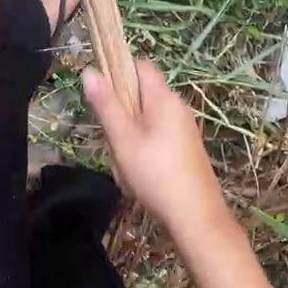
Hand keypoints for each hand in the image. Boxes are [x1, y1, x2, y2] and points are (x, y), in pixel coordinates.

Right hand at [83, 59, 224, 235]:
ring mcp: (184, 129)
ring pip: (148, 116)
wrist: (198, 220)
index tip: (101, 94)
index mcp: (164, 98)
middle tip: (110, 134)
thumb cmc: (157, 175)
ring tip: (122, 157)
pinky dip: (143, 144)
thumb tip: (90, 71)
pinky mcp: (186, 149)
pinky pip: (158, 133)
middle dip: (121, 108)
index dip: (118, 71)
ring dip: (130, 130)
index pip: (140, 66)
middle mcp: (177, 107)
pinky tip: (137, 169)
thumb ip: (106, 105)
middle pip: (142, 92)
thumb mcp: (124, 140)